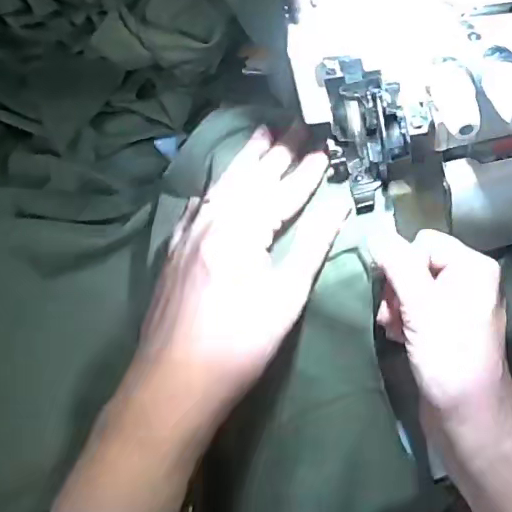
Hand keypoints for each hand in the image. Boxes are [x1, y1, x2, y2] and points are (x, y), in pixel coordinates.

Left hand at [127, 126, 351, 441]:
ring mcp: (189, 233)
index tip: (327, 144)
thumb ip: (314, 242)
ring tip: (263, 134)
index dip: (309, 168)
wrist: (170, 387)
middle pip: (252, 176)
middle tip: (297, 123)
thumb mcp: (287, 295)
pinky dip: (219, 184)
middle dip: (278, 150)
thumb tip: (341, 202)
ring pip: (224, 183)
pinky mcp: (176, 250)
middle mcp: (212, 220)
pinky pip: (201, 202)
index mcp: (242, 227)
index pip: (284, 189)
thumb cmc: (239, 343)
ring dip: (248, 159)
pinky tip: (220, 184)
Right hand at [368, 227, 511, 442]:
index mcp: (475, 266)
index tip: (396, 295)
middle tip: (393, 317)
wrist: (469, 421)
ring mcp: (460, 306)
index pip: (426, 242)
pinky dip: (404, 321)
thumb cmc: (449, 358)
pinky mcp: (447, 329)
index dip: (404, 265)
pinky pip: (418, 310)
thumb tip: (375, 231)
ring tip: (395, 331)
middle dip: (398, 288)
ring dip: (397, 306)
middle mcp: (471, 280)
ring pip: (413, 288)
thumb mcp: (421, 307)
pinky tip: (399, 339)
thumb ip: (398, 266)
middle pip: (418, 263)